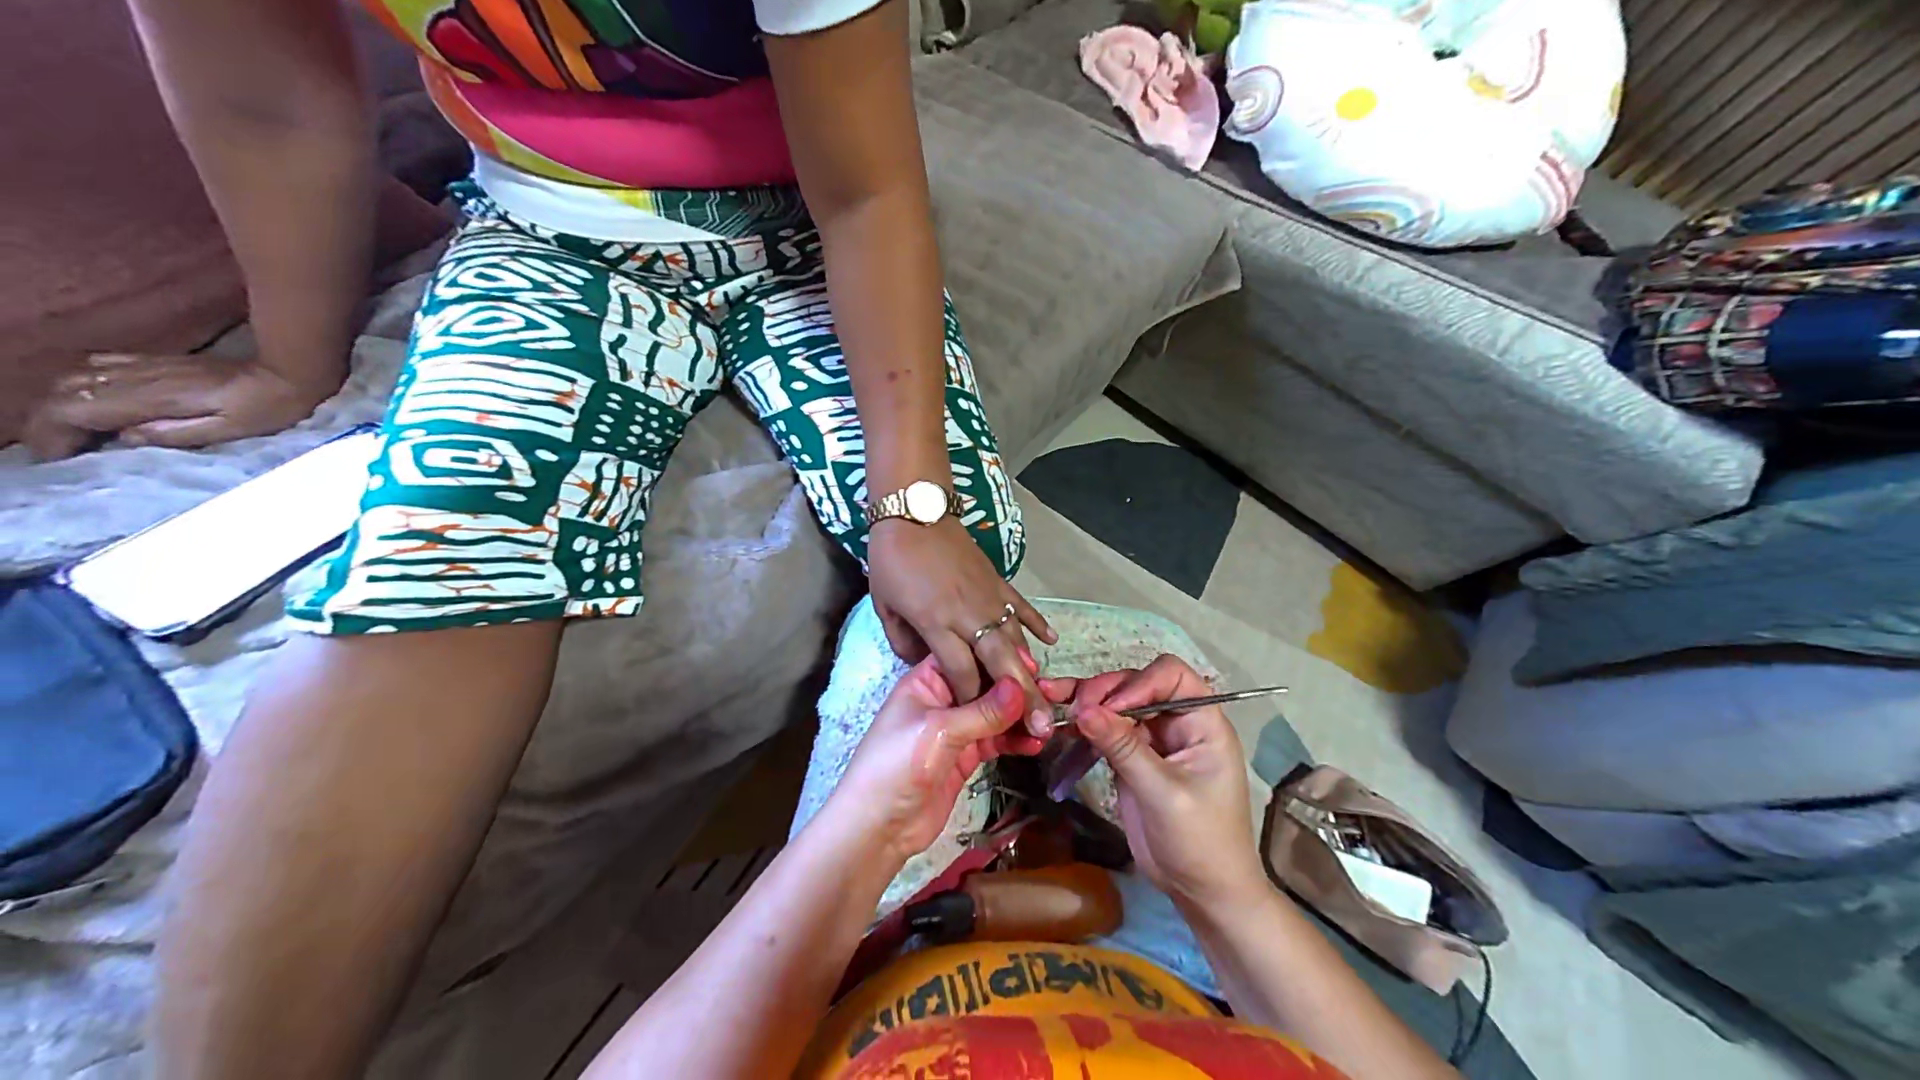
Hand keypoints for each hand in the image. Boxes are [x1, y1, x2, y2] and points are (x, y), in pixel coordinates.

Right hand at [23, 350, 342, 459]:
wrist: (287, 374)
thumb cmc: (268, 407)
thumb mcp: (231, 429)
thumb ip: (179, 434)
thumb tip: (126, 438)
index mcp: (153, 396)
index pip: (74, 410)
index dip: (55, 435)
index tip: (61, 459)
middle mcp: (138, 376)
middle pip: (63, 394)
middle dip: (49, 423)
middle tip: (61, 452)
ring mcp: (144, 365)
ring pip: (73, 379)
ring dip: (60, 405)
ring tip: (71, 434)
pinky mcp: (155, 362)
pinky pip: (97, 366)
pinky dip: (81, 386)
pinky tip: (91, 403)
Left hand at [821, 659, 1045, 864]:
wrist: (877, 827)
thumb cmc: (896, 765)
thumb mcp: (938, 731)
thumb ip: (982, 711)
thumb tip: (1021, 687)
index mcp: (927, 680)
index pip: (968, 657)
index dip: (999, 658)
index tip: (1033, 663)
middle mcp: (943, 698)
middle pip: (987, 685)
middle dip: (1018, 690)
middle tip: (1051, 695)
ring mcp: (955, 728)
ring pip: (996, 714)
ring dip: (1021, 718)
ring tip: (1048, 723)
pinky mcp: (966, 756)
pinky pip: (996, 740)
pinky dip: (1016, 740)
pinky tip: (1036, 743)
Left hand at [867, 516, 1056, 734]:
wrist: (914, 512)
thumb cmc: (893, 561)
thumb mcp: (884, 606)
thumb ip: (902, 641)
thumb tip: (923, 662)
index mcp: (935, 622)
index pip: (961, 671)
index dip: (972, 699)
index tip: (980, 719)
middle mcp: (967, 614)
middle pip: (999, 661)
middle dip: (1020, 696)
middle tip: (1041, 726)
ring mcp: (988, 596)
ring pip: (1016, 638)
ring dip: (1031, 668)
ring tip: (1047, 697)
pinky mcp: (999, 580)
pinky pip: (1022, 606)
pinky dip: (1038, 624)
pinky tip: (1052, 642)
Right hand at [1063, 656, 1268, 908]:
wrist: (1202, 892)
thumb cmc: (1200, 842)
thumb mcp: (1163, 794)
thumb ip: (1124, 749)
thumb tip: (1084, 711)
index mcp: (1202, 723)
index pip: (1173, 677)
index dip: (1141, 682)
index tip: (1110, 707)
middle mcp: (1176, 722)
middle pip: (1138, 684)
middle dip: (1106, 691)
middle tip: (1077, 711)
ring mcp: (1152, 739)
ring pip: (1116, 704)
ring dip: (1086, 700)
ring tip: (1053, 698)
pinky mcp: (1130, 756)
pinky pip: (1104, 730)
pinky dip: (1081, 725)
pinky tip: (1057, 720)